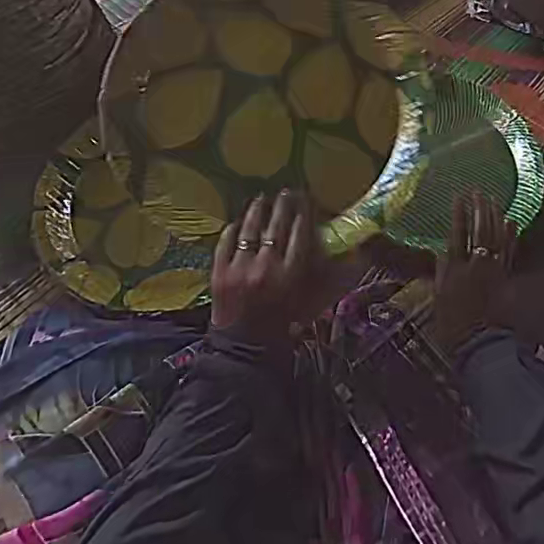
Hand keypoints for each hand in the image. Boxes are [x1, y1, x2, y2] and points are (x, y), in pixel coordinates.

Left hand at [211, 190, 325, 344]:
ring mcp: (240, 268)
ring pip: (250, 230)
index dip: (304, 212)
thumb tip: (325, 249)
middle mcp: (267, 267)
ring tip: (261, 198)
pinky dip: (232, 230)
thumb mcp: (303, 300)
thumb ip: (311, 273)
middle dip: (283, 205)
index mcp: (291, 275)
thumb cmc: (279, 327)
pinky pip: (225, 243)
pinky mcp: (218, 273)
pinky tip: (237, 222)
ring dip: (257, 211)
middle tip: (286, 191)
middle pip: (277, 226)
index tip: (306, 198)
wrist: (243, 352)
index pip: (300, 233)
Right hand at [427, 191, 517, 349]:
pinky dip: (511, 236)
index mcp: (455, 269)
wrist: (481, 346)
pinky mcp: (507, 278)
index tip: (459, 196)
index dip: (459, 214)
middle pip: (480, 231)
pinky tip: (511, 222)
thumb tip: (443, 252)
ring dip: (495, 217)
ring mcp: (495, 270)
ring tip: (494, 200)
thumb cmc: (454, 326)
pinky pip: (510, 251)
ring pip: (497, 237)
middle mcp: (476, 264)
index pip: (457, 234)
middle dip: (479, 209)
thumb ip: (441, 273)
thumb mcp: (439, 298)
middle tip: (479, 192)